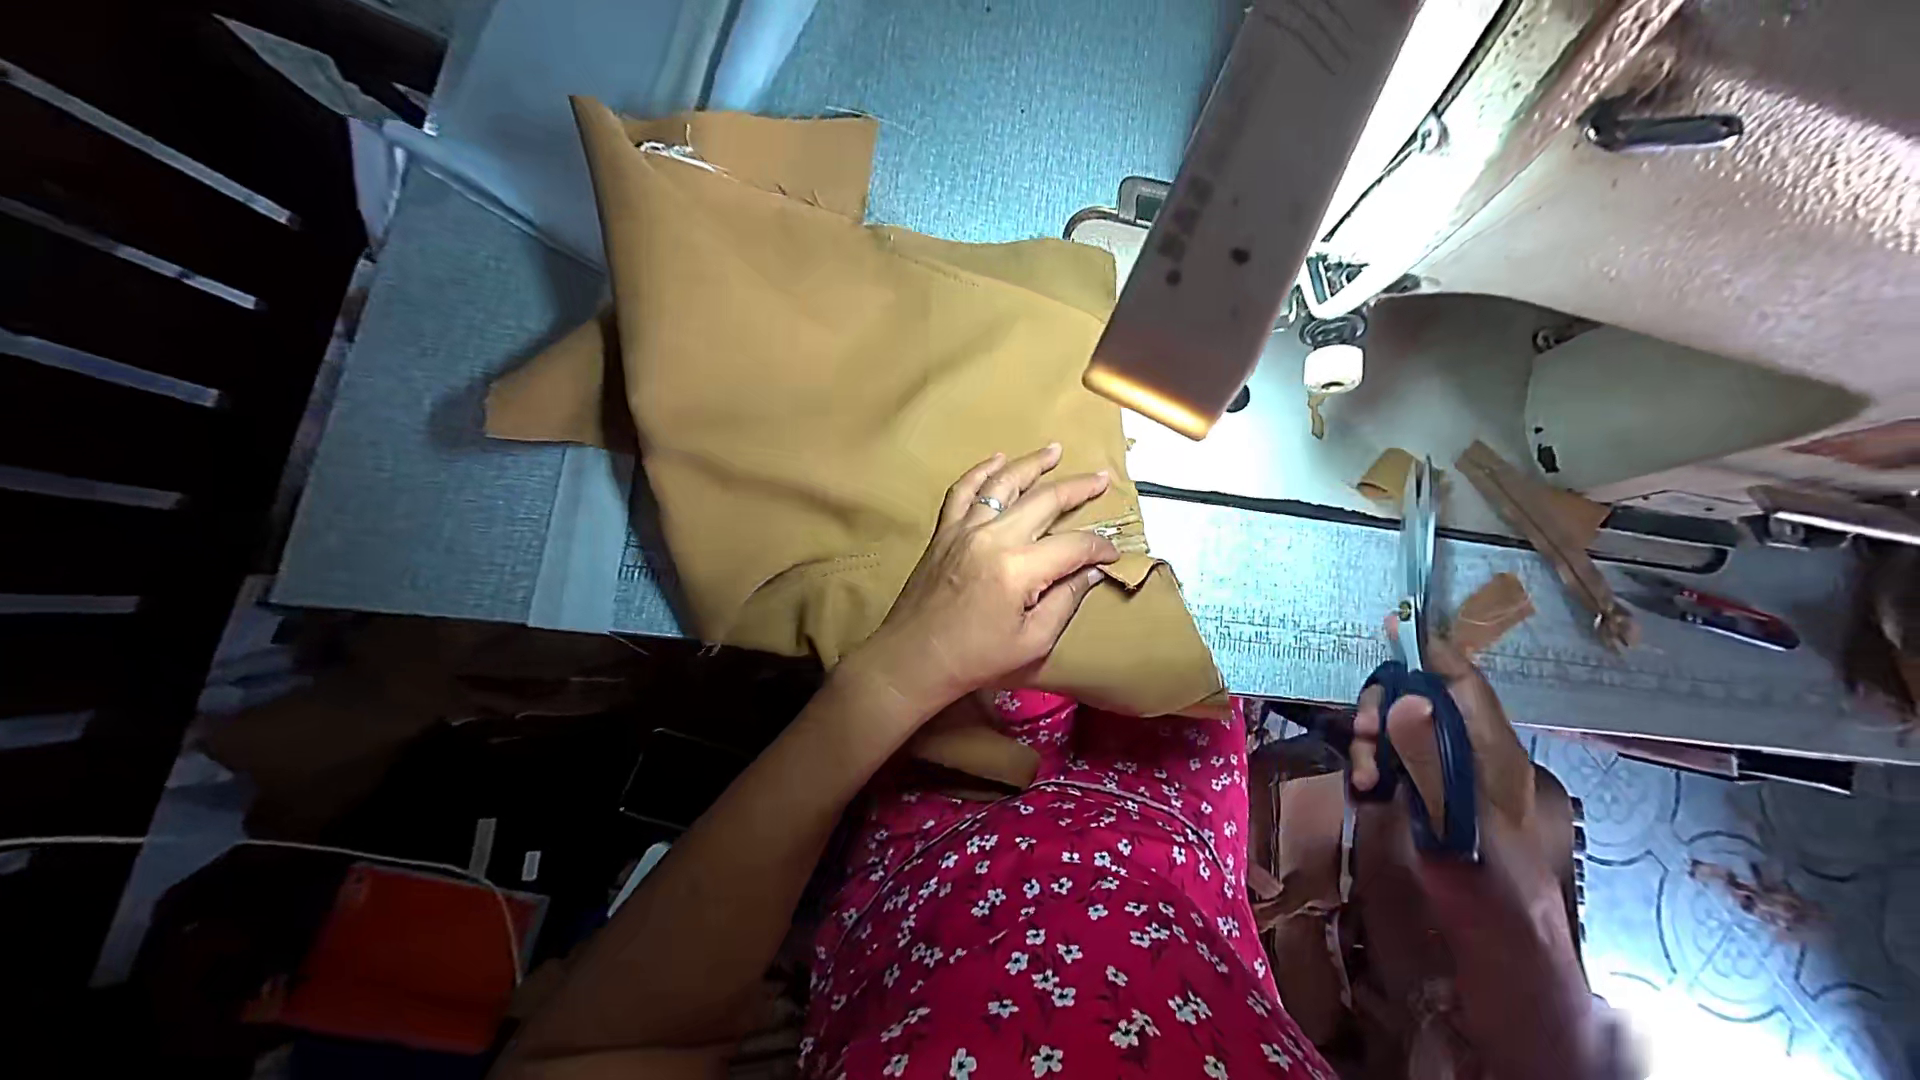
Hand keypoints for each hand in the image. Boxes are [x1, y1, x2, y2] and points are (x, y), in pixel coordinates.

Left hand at [849, 444, 1119, 716]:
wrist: (912, 659)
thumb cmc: (974, 659)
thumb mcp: (1032, 641)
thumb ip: (1066, 601)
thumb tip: (1092, 570)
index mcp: (1017, 569)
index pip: (1073, 545)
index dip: (1100, 547)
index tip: (1113, 553)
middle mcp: (991, 538)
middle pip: (1043, 501)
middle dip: (1077, 488)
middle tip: (1100, 477)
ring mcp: (963, 530)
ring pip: (1002, 484)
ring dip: (1031, 464)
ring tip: (1054, 450)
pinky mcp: (943, 532)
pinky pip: (961, 491)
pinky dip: (981, 472)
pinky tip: (997, 460)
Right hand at [1350, 623, 1607, 1079]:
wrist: (1500, 971)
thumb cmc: (1488, 898)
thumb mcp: (1461, 832)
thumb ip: (1432, 766)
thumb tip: (1411, 702)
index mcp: (1507, 766)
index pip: (1471, 696)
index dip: (1438, 661)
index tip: (1405, 630)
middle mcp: (1486, 768)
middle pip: (1430, 712)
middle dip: (1389, 713)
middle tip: (1363, 734)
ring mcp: (1459, 789)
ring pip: (1409, 738)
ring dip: (1377, 743)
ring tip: (1363, 776)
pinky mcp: (1434, 807)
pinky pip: (1401, 767)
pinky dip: (1378, 768)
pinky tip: (1366, 788)